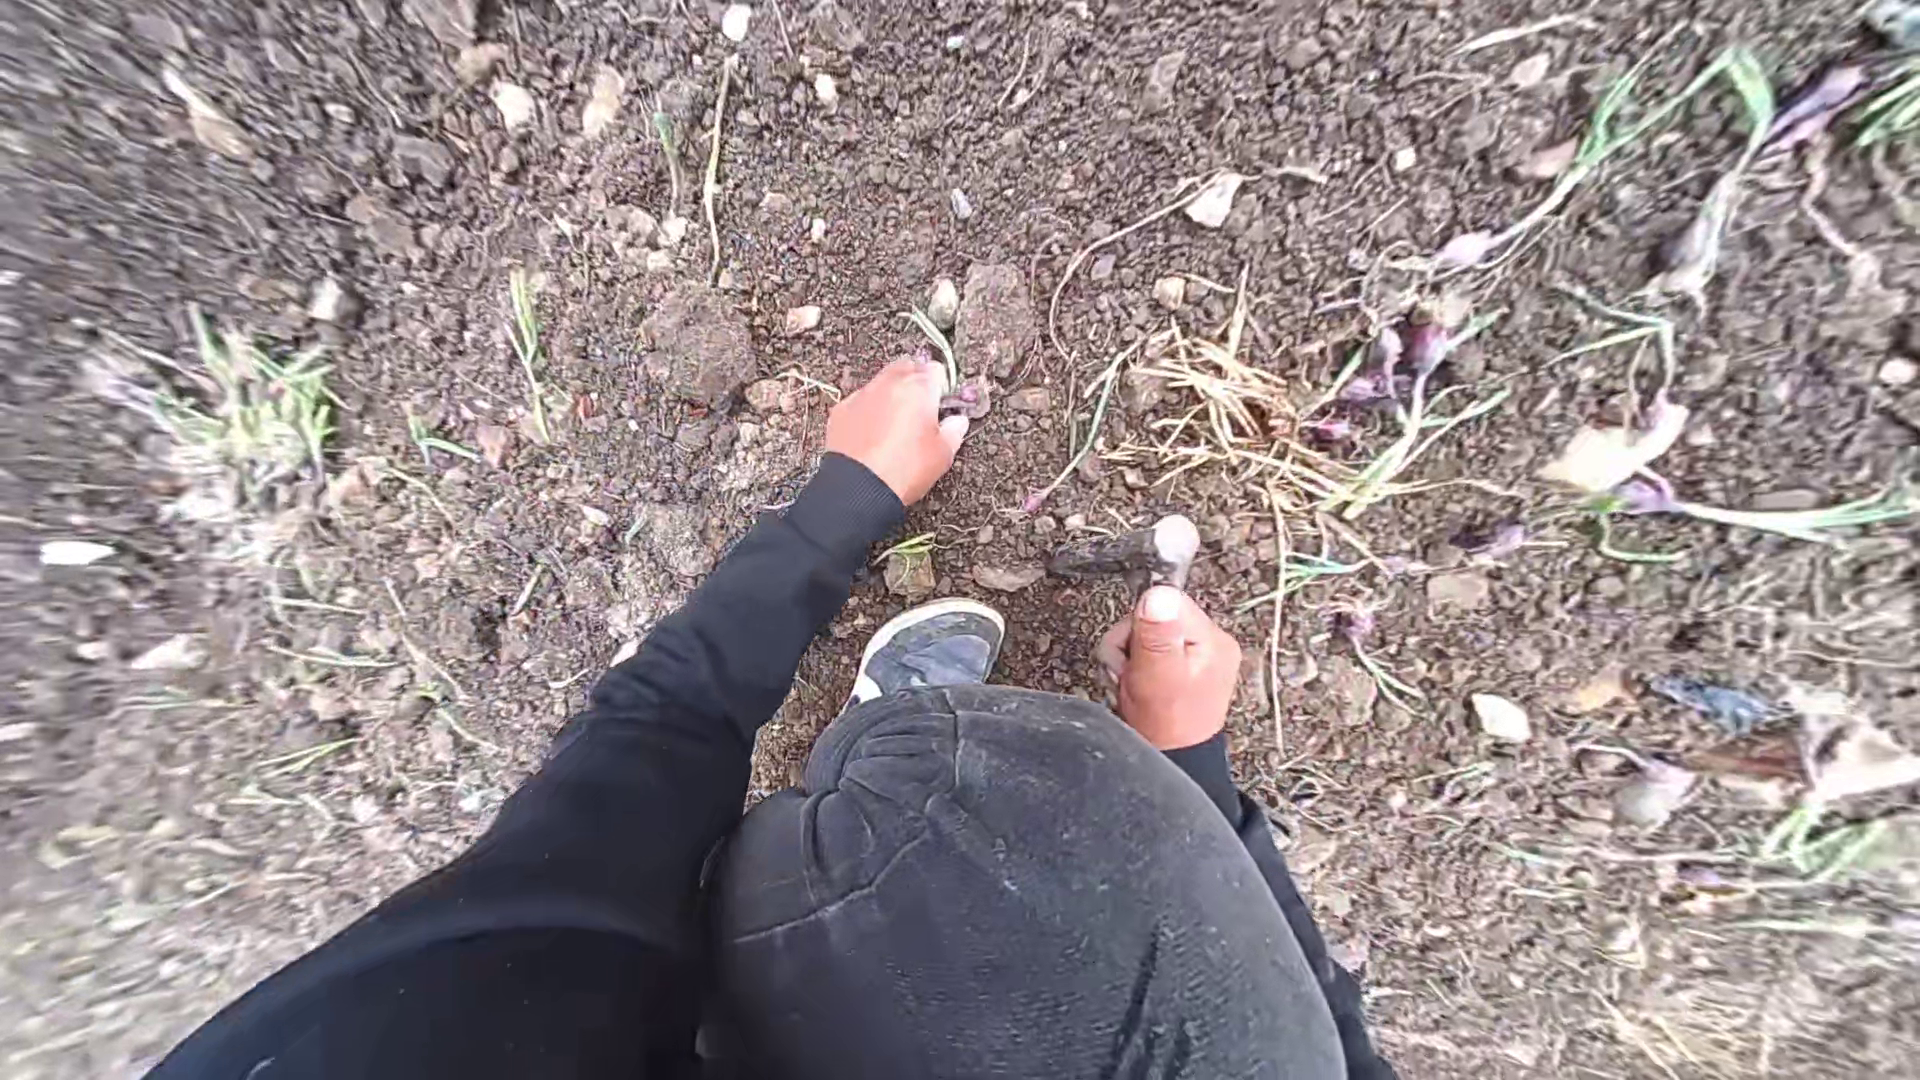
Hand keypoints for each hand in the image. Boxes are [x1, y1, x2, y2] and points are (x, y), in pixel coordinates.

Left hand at [823, 356, 968, 504]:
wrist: (859, 488)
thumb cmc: (902, 470)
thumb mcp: (942, 455)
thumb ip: (954, 431)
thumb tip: (958, 422)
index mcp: (919, 388)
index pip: (937, 370)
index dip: (942, 387)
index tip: (943, 404)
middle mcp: (889, 383)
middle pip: (907, 368)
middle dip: (916, 383)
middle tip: (922, 410)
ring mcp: (863, 395)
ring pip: (882, 382)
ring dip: (892, 395)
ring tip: (897, 424)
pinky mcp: (842, 410)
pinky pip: (861, 401)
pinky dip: (869, 410)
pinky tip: (874, 433)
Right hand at [1095, 586, 1240, 749]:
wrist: (1170, 761)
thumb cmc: (1166, 723)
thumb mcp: (1157, 675)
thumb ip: (1156, 634)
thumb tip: (1157, 594)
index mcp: (1212, 640)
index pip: (1167, 600)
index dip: (1140, 623)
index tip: (1139, 652)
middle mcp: (1208, 643)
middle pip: (1152, 616)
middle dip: (1130, 643)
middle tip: (1134, 673)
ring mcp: (1194, 655)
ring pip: (1143, 633)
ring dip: (1127, 657)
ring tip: (1133, 683)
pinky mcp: (1179, 666)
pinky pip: (1146, 649)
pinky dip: (1132, 666)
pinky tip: (1135, 685)